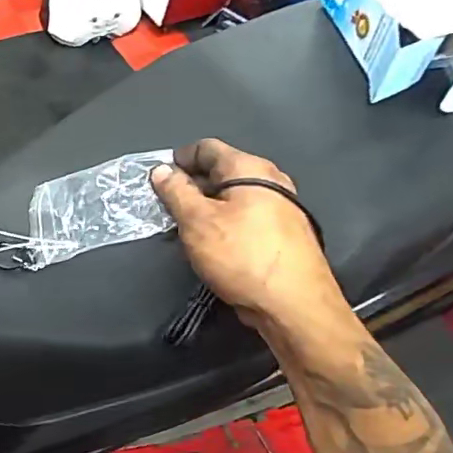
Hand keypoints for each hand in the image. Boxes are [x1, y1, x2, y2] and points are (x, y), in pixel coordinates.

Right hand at [148, 139, 354, 336]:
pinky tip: (213, 244)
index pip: (207, 148)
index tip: (158, 178)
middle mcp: (271, 181)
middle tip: (167, 205)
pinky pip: (247, 217)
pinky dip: (225, 223)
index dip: (179, 159)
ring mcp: (283, 207)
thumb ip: (176, 192)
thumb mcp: (197, 222)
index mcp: (250, 168)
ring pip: (234, 196)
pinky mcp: (285, 233)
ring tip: (185, 228)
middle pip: (222, 171)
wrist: (294, 305)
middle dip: (191, 184)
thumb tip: (162, 171)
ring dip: (207, 206)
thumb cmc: (243, 257)